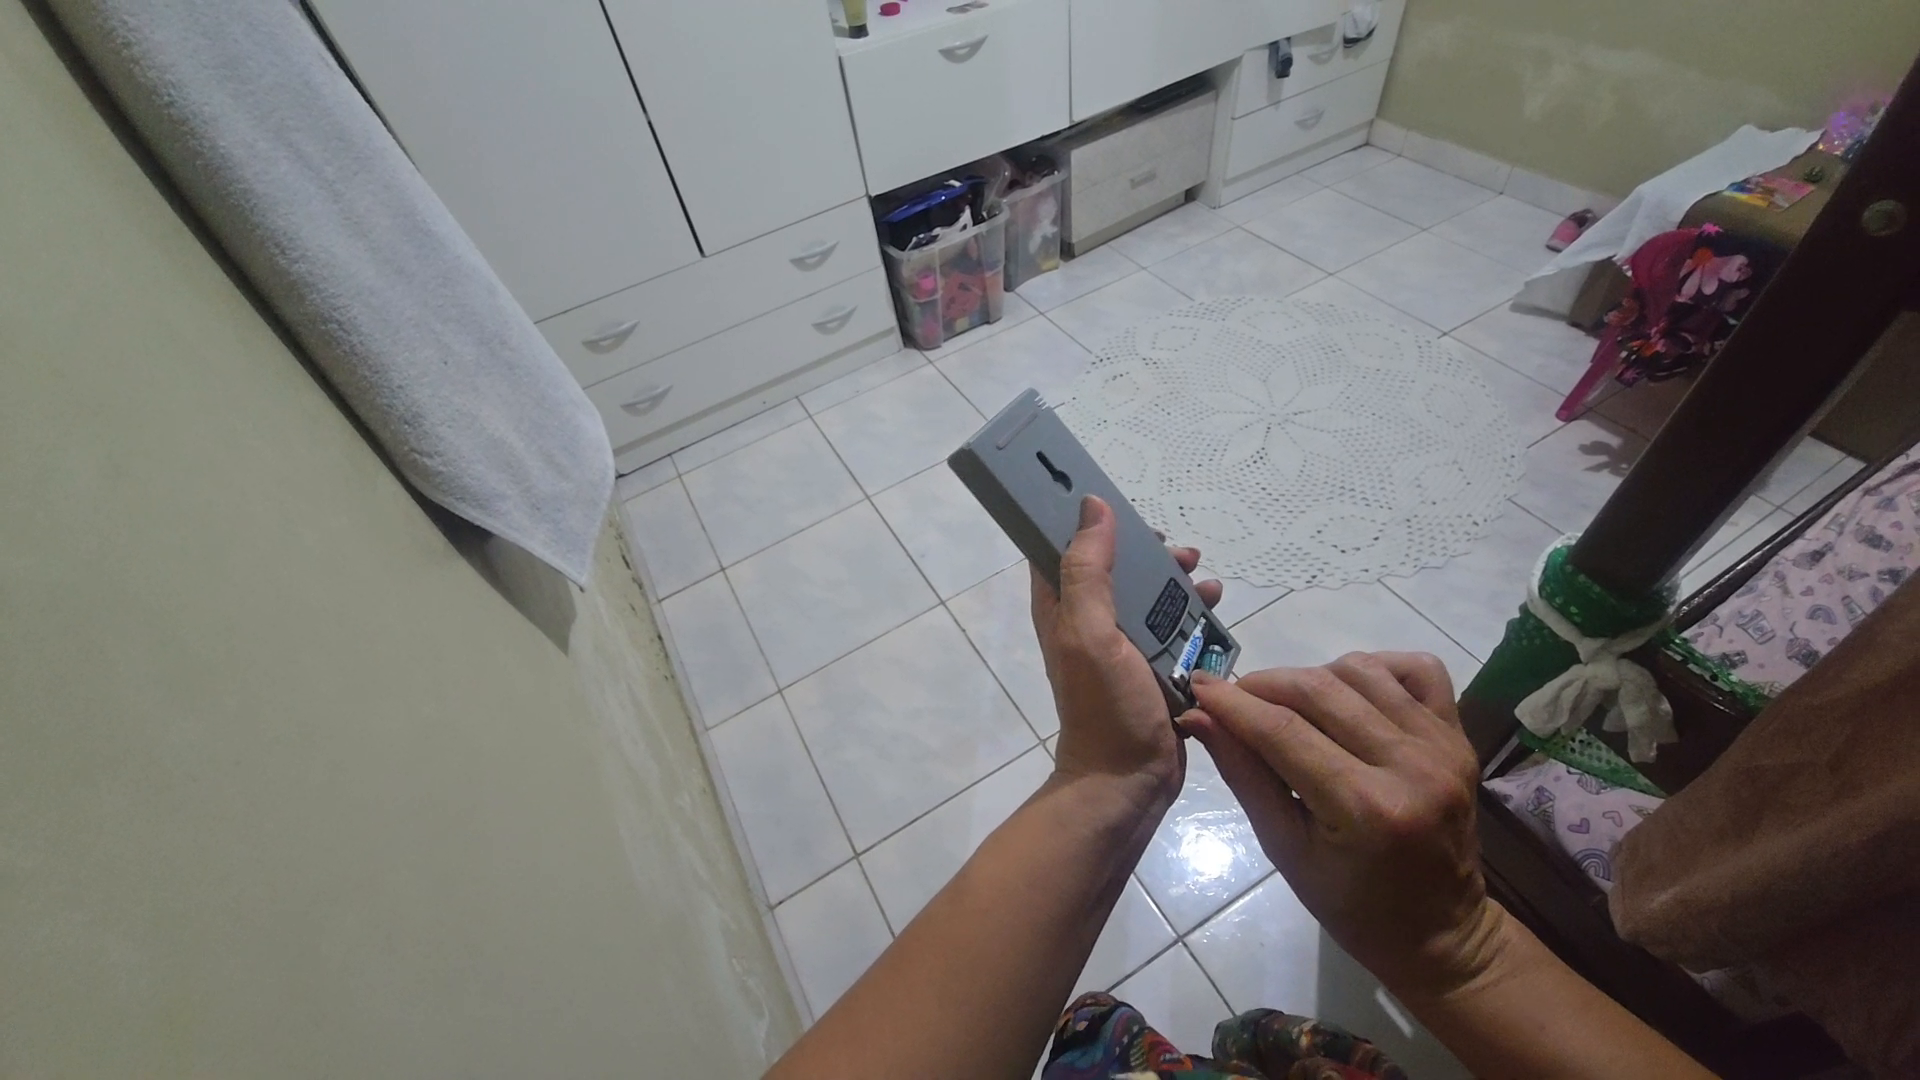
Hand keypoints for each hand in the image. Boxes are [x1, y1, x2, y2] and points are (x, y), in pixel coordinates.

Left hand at [1030, 496, 1221, 809]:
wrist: (1129, 779)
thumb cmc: (1104, 703)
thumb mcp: (1089, 631)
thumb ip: (1088, 569)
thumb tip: (1092, 506)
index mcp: (1062, 607)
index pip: (1062, 547)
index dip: (1085, 521)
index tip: (1118, 505)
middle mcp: (1088, 619)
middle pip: (1115, 565)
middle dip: (1144, 549)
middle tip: (1172, 547)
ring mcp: (1122, 642)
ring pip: (1148, 592)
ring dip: (1174, 578)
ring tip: (1201, 573)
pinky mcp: (1154, 662)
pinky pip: (1174, 623)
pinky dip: (1194, 609)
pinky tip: (1216, 603)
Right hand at [1182, 654, 1505, 999]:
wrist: (1441, 933)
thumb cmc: (1350, 903)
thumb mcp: (1283, 847)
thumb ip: (1242, 774)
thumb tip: (1196, 715)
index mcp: (1366, 808)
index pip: (1281, 730)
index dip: (1232, 703)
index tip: (1196, 686)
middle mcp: (1411, 766)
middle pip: (1318, 690)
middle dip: (1262, 684)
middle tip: (1233, 699)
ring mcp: (1442, 746)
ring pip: (1359, 671)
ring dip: (1310, 676)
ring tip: (1289, 705)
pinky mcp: (1458, 736)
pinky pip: (1417, 669)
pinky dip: (1375, 668)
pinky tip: (1348, 694)